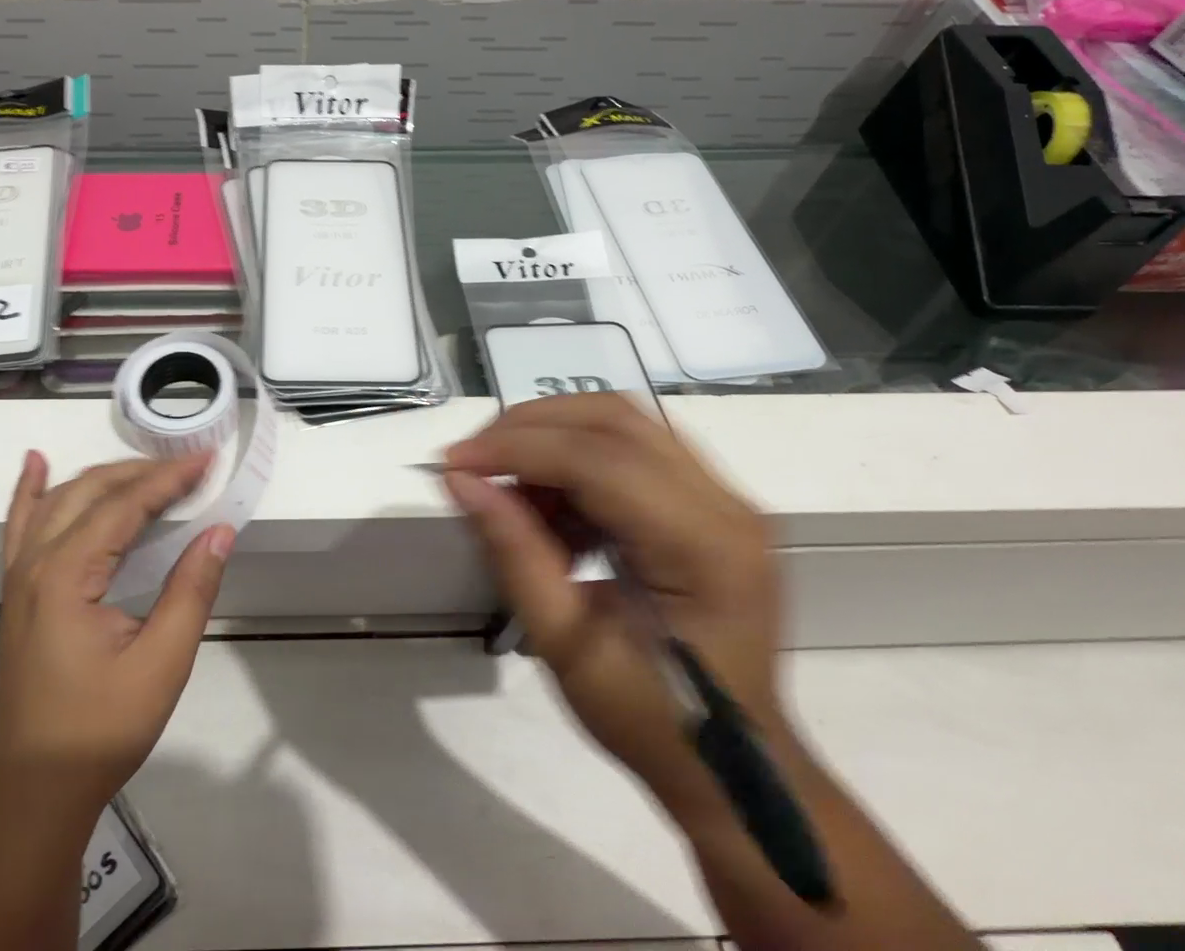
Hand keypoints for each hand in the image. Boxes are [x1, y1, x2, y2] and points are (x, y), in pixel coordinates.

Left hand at [0, 450, 235, 819]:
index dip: (168, 480)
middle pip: (88, 493)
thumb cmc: (101, 728)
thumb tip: (219, 530)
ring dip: (101, 478)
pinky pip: (21, 527)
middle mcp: (35, 564)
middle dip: (140, 472)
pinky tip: (36, 466)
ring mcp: (18, 579)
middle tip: (189, 467)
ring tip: (145, 467)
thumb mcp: (161, 663)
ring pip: (57, 503)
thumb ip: (190, 590)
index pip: (123, 506)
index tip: (207, 461)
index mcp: (67, 575)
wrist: (34, 787)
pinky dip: (30, 492)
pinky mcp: (17, 596)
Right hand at [442, 393, 786, 813]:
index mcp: (703, 548)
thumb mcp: (567, 646)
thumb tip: (462, 482)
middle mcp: (729, 506)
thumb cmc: (650, 721)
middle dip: (531, 427)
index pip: (600, 461)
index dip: (517, 449)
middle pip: (618, 420)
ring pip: (627, 425)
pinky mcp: (714, 507)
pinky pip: (636, 453)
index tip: (453, 462)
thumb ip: (516, 554)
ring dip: (554, 439)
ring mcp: (728, 501)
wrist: (731, 763)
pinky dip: (578, 463)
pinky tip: (550, 510)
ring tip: (507, 492)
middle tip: (472, 461)